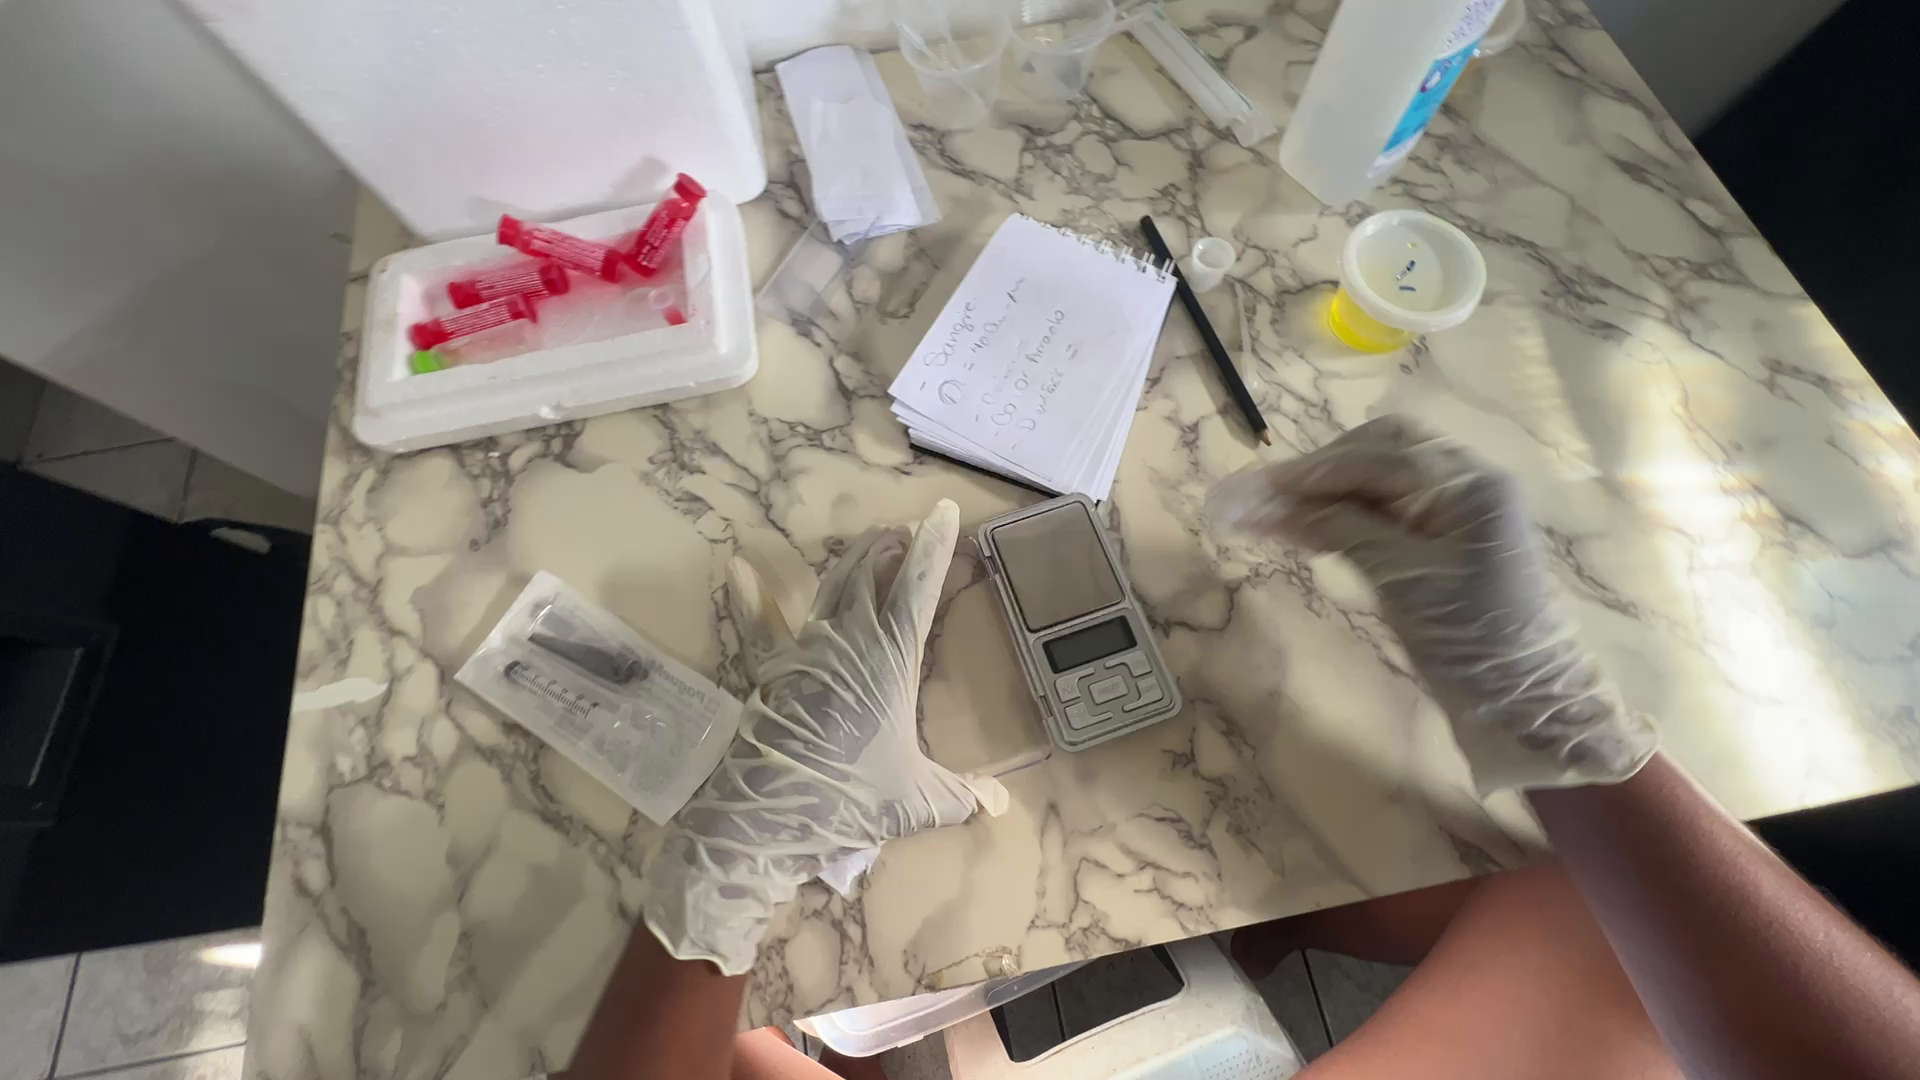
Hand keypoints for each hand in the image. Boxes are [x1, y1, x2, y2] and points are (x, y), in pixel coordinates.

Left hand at [641, 499, 1008, 975]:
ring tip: (870, 543)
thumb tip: (1002, 805)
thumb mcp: (916, 801)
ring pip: (831, 584)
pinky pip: (756, 624)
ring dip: (852, 557)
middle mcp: (848, 639)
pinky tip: (738, 568)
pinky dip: (749, 598)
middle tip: (906, 530)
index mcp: (890, 659)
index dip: (934, 546)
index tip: (943, 511)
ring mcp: (804, 648)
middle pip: (871, 572)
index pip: (918, 588)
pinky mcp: (770, 667)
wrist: (769, 816)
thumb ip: (962, 796)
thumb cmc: (848, 800)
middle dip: (892, 544)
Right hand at [1208, 416, 1656, 794]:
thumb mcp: (1401, 580)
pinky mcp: (1438, 538)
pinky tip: (1300, 527)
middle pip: (1376, 450)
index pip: (1376, 456)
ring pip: (1374, 477)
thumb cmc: (1473, 640)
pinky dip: (1337, 513)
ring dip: (1321, 491)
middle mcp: (1464, 483)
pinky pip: (1379, 508)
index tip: (1254, 491)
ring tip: (1269, 514)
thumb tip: (1263, 506)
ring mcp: (1453, 509)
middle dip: (1316, 470)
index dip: (1311, 471)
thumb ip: (1338, 530)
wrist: (1526, 703)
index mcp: (1469, 486)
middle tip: (1265, 498)